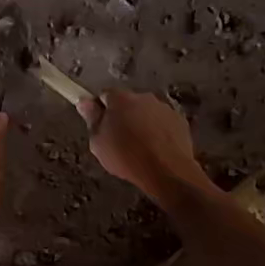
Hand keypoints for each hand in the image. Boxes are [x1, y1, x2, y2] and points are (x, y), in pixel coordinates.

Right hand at [78, 89, 207, 197]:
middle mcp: (144, 97)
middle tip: (116, 138)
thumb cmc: (126, 156)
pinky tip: (154, 149)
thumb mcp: (98, 142)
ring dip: (140, 123)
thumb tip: (84, 101)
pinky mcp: (180, 121)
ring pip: (146, 112)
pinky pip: (162, 122)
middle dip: (122, 115)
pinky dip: (157, 131)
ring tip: (138, 147)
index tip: (98, 124)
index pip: (105, 94)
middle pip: (128, 102)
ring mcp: (164, 108)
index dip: (100, 108)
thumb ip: (91, 118)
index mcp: (121, 99)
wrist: (166, 171)